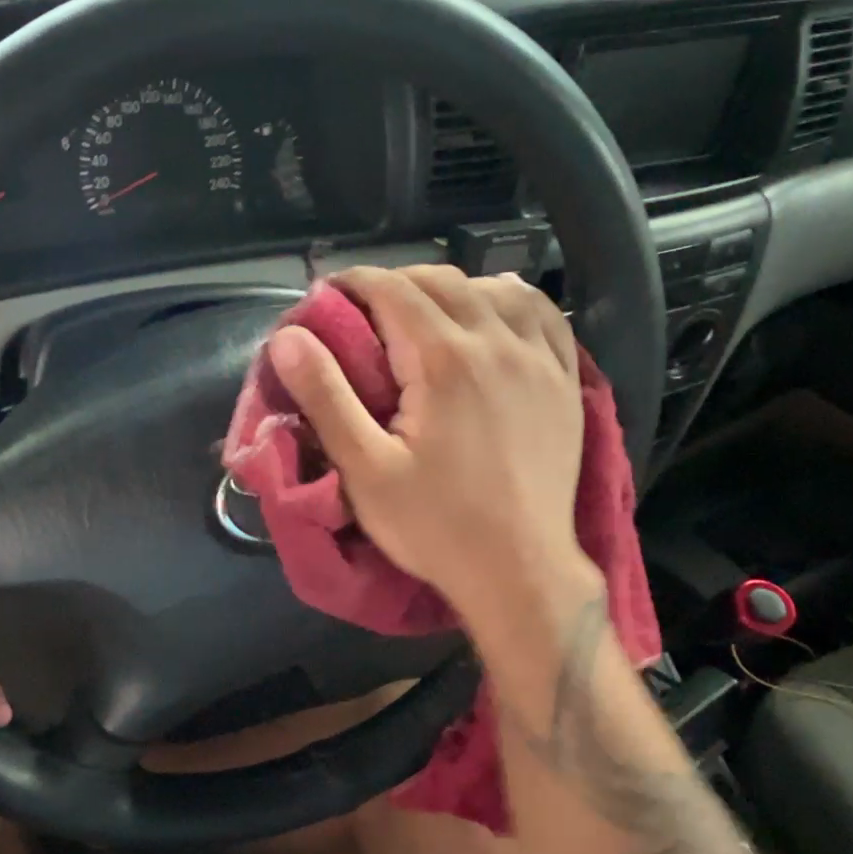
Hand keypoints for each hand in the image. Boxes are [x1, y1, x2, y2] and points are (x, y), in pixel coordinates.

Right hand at [268, 265, 593, 620]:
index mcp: (444, 359)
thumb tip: (287, 337)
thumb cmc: (433, 524)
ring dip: (451, 289)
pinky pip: (543, 316)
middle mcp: (496, 343)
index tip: (324, 298)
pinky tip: (493, 315)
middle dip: (395, 284)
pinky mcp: (565, 383)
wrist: (520, 571)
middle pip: (441, 282)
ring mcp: (539, 360)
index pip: (392, 289)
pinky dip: (510, 302)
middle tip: (361, 312)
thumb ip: (325, 397)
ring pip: (495, 290)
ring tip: (423, 314)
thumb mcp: (364, 469)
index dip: (353, 283)